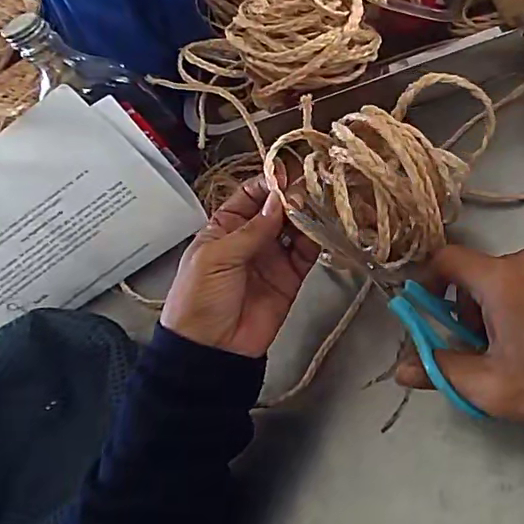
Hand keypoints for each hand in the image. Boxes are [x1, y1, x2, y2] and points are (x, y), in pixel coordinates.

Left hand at [161, 176, 319, 356]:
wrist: (211, 349)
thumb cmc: (199, 298)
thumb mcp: (216, 257)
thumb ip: (252, 229)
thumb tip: (280, 198)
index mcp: (226, 227)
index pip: (251, 195)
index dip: (268, 183)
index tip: (287, 174)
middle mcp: (252, 237)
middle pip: (278, 208)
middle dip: (293, 196)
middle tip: (309, 188)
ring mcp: (274, 256)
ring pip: (296, 226)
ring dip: (308, 214)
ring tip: (319, 205)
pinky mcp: (292, 275)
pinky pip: (308, 252)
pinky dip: (318, 238)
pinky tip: (324, 227)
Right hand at [395, 246, 523, 434]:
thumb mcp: (491, 386)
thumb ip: (441, 370)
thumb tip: (402, 369)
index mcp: (501, 278)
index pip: (445, 259)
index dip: (426, 285)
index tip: (426, 319)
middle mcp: (521, 262)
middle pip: (469, 276)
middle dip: (459, 312)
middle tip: (472, 352)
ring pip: (493, 283)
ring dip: (484, 315)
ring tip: (503, 356)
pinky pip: (517, 285)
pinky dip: (507, 310)